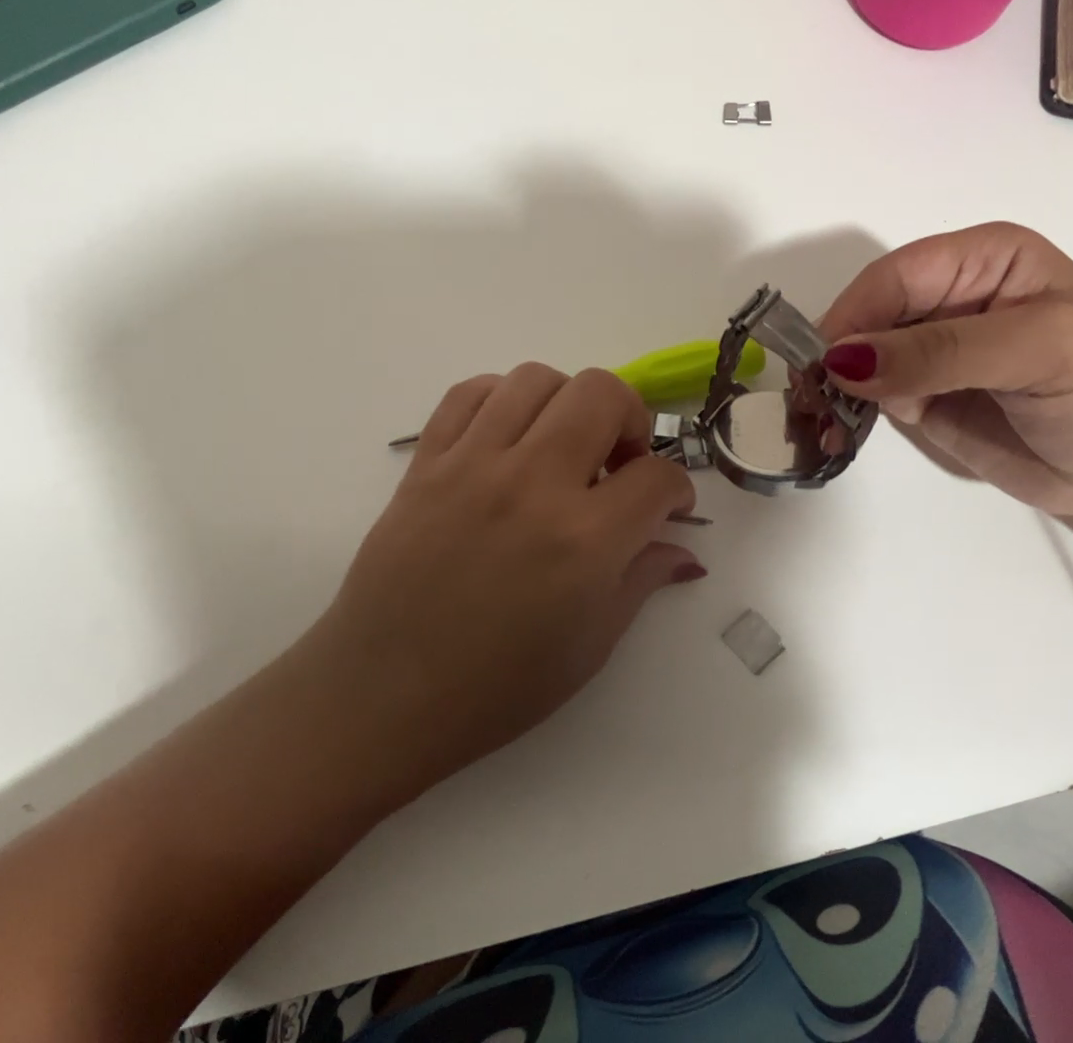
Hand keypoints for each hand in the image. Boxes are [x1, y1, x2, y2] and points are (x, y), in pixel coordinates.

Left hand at [311, 364, 703, 792]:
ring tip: (562, 448)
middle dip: (631, 420)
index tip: (667, 508)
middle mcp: (532, 484)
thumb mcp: (590, 647)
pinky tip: (507, 440)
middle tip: (619, 464)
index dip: (676, 489)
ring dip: (567, 404)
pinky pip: (468, 393)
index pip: (657, 476)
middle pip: (603, 394)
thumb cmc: (498, 688)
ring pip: (536, 379)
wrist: (387, 694)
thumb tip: (685, 553)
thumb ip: (640, 582)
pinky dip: (500, 400)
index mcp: (584, 540)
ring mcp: (472, 465)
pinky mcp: (425, 464)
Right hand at [817, 223, 1072, 519]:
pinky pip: (870, 398)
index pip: (896, 276)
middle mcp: (950, 299)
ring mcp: (933, 354)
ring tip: (817, 426)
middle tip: (806, 403)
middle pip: (867, 315)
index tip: (823, 366)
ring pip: (859, 359)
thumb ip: (941, 351)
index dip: (854, 314)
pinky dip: (846, 414)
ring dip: (832, 389)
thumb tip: (842, 359)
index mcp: (983, 260)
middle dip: (834, 355)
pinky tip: (834, 435)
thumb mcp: (1037, 351)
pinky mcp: (924, 401)